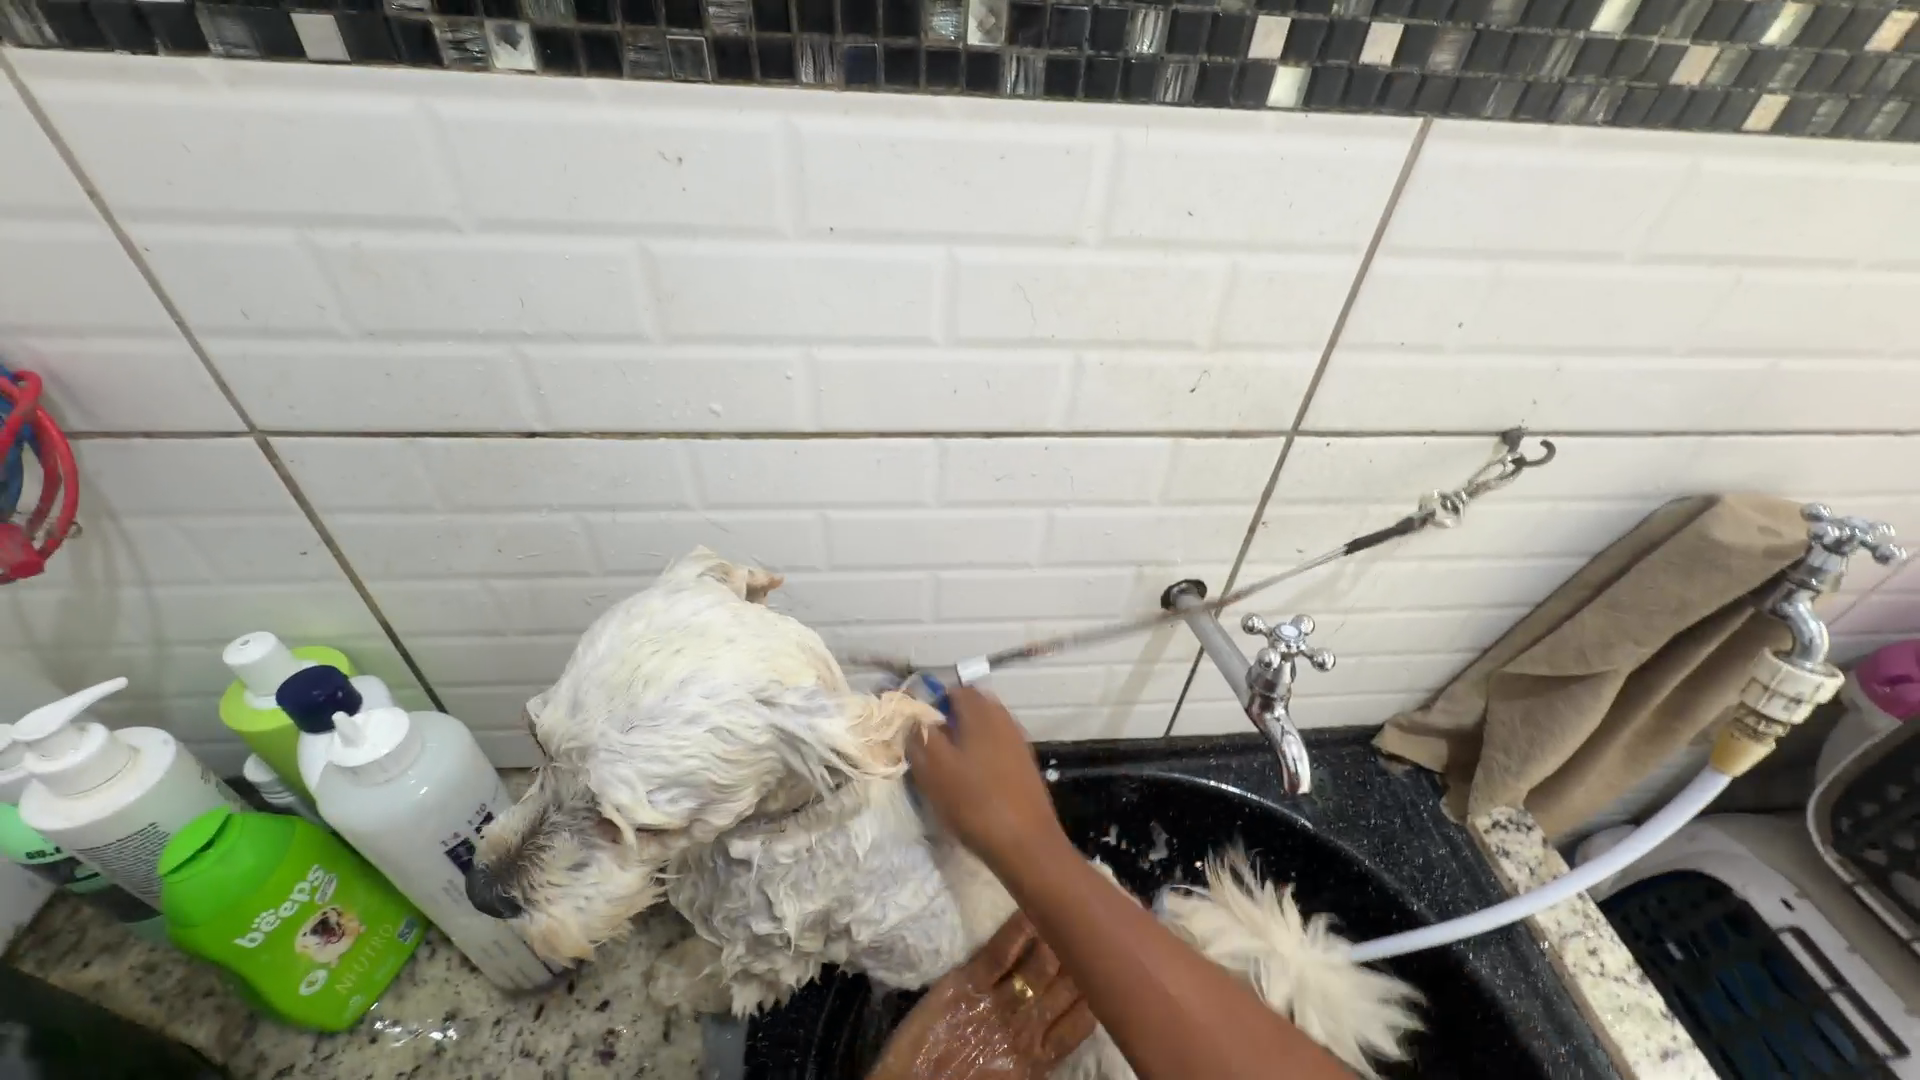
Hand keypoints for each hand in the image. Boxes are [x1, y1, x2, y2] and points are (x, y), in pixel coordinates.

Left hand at [867, 912, 1094, 1079]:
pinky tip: (1033, 909)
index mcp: (1040, 1057)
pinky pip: (1000, 952)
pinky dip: (1018, 930)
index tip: (1115, 961)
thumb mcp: (1014, 1077)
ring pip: (1040, 964)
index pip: (1084, 1018)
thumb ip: (1042, 1051)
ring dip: (1060, 936)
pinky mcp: (966, 983)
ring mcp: (998, 1003)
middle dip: (1087, 954)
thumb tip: (1071, 1018)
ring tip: (1075, 908)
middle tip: (1105, 921)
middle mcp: (1027, 1027)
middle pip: (1068, 985)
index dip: (1101, 989)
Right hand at [905, 687, 1069, 871]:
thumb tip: (917, 720)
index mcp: (982, 712)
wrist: (1025, 843)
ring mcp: (1018, 743)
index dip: (934, 703)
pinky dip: (982, 756)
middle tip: (932, 747)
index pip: (956, 690)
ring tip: (948, 767)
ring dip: (967, 740)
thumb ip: (921, 737)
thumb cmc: (974, 801)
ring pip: (986, 729)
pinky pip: (997, 749)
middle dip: (951, 721)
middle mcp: (1004, 719)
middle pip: (973, 708)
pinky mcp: (1025, 766)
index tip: (918, 727)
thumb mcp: (934, 769)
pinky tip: (972, 782)